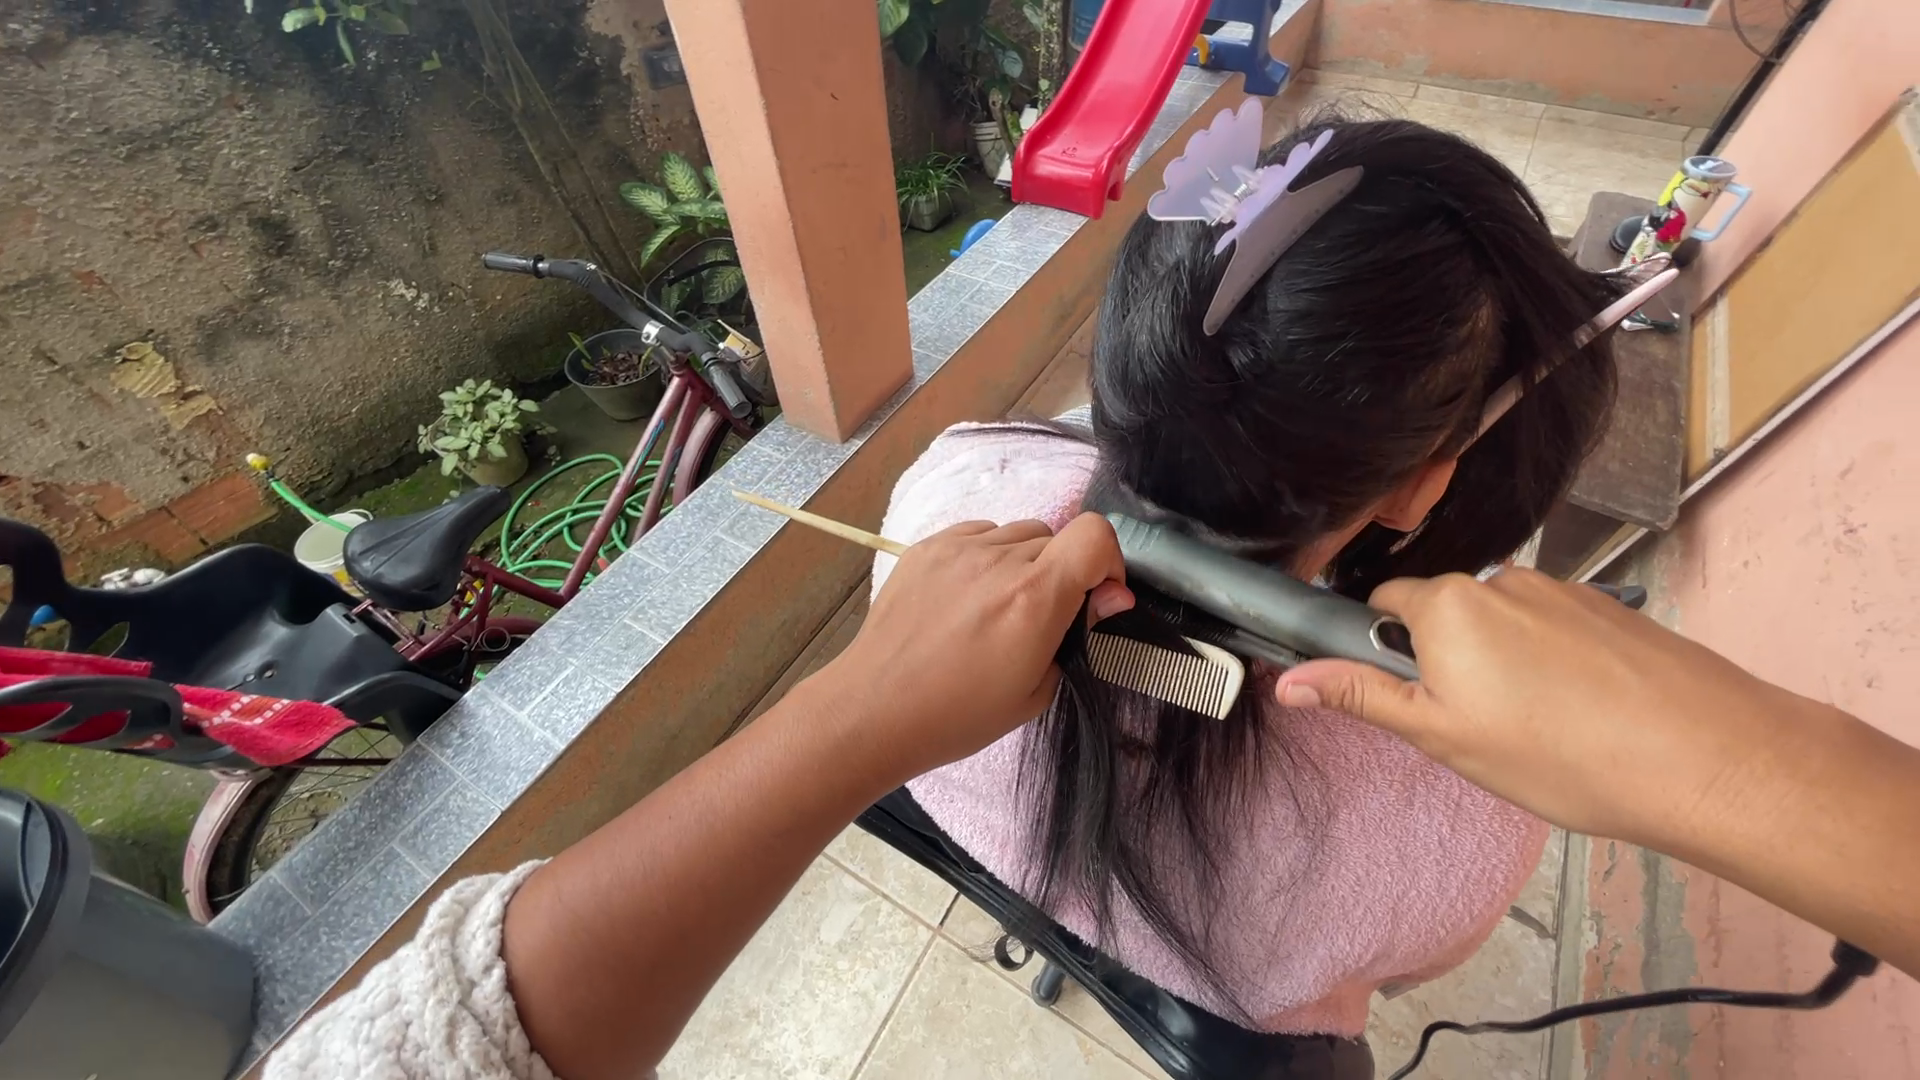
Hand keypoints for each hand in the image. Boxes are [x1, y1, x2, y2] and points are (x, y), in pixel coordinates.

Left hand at [813, 513, 1131, 778]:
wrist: (875, 707)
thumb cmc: (958, 715)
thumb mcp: (1036, 691)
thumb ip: (1078, 634)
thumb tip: (1111, 597)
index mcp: (1033, 598)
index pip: (1096, 535)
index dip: (1109, 561)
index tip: (1096, 596)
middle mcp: (998, 561)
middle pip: (1056, 538)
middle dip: (1063, 573)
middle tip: (1039, 617)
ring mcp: (958, 548)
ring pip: (1017, 533)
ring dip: (1023, 562)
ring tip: (997, 606)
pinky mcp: (927, 547)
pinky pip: (978, 533)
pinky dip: (987, 555)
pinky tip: (968, 594)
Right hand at [1271, 567, 1822, 849]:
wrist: (1718, 763)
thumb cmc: (1556, 753)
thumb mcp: (1439, 733)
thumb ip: (1359, 696)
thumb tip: (1285, 682)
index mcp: (1445, 606)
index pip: (1381, 604)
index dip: (1383, 647)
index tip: (1412, 691)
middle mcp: (1496, 581)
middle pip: (1440, 612)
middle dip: (1443, 655)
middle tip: (1475, 718)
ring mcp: (1558, 589)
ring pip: (1497, 621)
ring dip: (1497, 656)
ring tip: (1538, 718)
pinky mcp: (1608, 605)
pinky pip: (1548, 624)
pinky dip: (1548, 655)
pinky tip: (1581, 704)